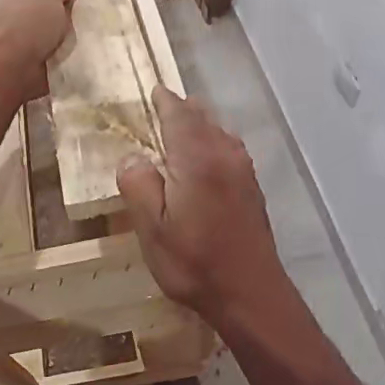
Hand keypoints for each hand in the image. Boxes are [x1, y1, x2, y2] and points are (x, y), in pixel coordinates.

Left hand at [0, 0, 75, 90]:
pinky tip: (60, 56)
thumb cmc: (30, 19)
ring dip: (52, 38)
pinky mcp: (14, 60)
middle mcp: (3, 10)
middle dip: (53, 16)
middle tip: (71, 20)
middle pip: (35, 10)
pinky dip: (49, 55)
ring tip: (69, 40)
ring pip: (38, 34)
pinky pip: (38, 53)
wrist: (13, 63)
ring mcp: (7, 37)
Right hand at [117, 87, 288, 322]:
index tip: (152, 91)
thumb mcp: (152, 229)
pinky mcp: (252, 190)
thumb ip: (139, 186)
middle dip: (181, 111)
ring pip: (219, 134)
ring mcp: (244, 172)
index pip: (179, 114)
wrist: (250, 294)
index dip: (163, 101)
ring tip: (178, 133)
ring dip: (198, 128)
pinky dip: (211, 146)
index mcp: (198, 158)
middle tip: (159, 109)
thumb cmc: (194, 263)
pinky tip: (202, 164)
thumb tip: (133, 157)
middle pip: (202, 119)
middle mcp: (226, 155)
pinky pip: (229, 152)